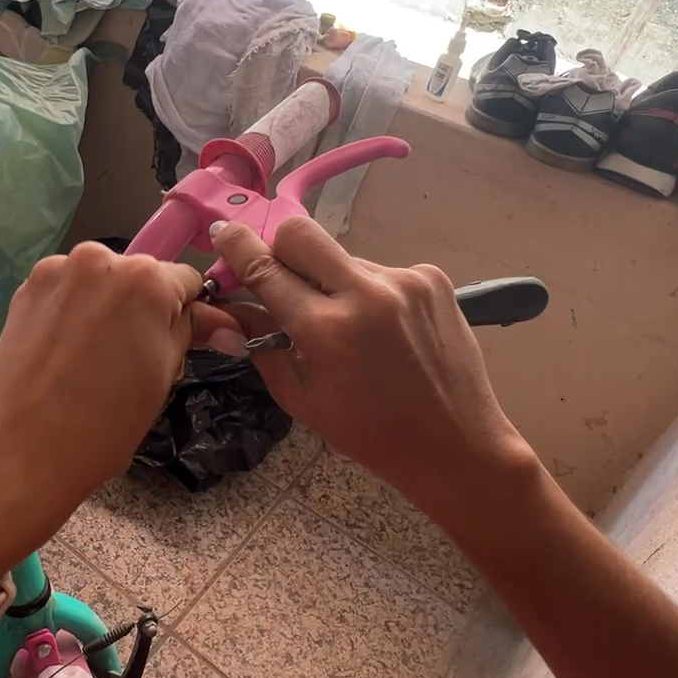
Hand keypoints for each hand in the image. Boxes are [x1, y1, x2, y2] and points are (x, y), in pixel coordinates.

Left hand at [0, 242, 235, 582]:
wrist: (23, 453)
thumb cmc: (106, 423)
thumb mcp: (163, 376)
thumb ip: (190, 332)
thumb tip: (223, 321)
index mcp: (146, 279)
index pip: (187, 281)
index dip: (187, 312)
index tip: (175, 342)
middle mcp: (100, 259)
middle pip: (140, 276)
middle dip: (143, 307)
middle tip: (131, 357)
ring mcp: (57, 271)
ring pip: (100, 281)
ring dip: (106, 306)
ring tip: (92, 356)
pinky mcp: (25, 288)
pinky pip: (66, 290)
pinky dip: (73, 310)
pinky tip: (64, 349)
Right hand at [209, 218, 536, 522]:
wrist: (455, 445)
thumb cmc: (368, 434)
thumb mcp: (301, 400)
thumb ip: (263, 347)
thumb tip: (235, 309)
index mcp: (326, 330)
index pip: (266, 269)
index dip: (237, 246)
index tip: (222, 232)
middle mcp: (366, 293)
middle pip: (302, 234)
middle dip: (281, 248)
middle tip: (282, 278)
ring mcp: (404, 280)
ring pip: (342, 257)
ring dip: (330, 281)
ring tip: (350, 327)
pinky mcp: (432, 279)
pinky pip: (378, 270)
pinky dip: (367, 292)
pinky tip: (382, 329)